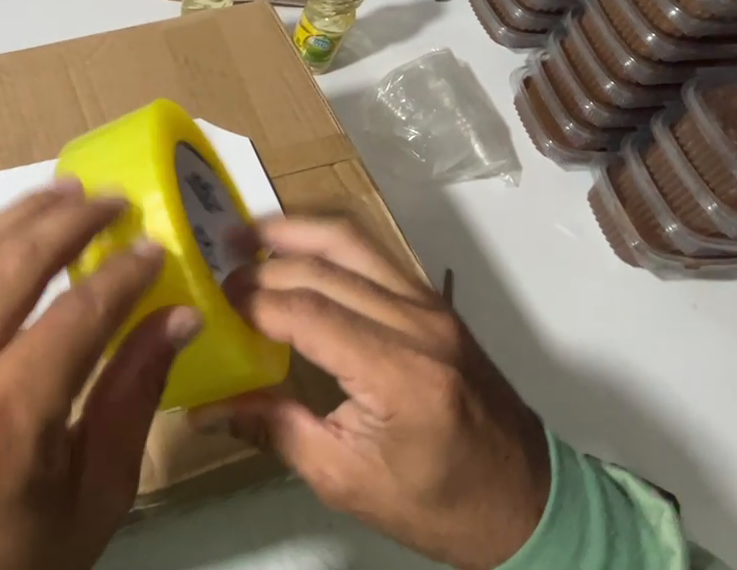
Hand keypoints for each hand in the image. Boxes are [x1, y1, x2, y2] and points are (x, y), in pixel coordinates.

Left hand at [0, 181, 201, 569]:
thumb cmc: (10, 563)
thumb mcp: (91, 498)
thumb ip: (132, 395)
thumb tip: (176, 316)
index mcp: (0, 423)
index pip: (75, 316)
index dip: (122, 275)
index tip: (154, 246)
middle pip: (12, 264)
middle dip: (69, 220)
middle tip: (111, 199)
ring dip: (18, 215)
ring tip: (63, 191)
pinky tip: (11, 233)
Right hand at [197, 218, 549, 569]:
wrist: (529, 503)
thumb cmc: (438, 505)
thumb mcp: (346, 481)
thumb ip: (275, 429)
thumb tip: (208, 405)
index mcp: (400, 376)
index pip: (307, 314)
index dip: (251, 304)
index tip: (212, 308)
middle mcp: (418, 324)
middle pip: (320, 270)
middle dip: (259, 270)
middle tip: (216, 282)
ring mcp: (429, 304)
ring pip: (347, 240)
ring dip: (288, 231)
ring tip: (241, 235)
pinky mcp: (432, 299)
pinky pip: (369, 250)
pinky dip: (321, 240)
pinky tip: (289, 249)